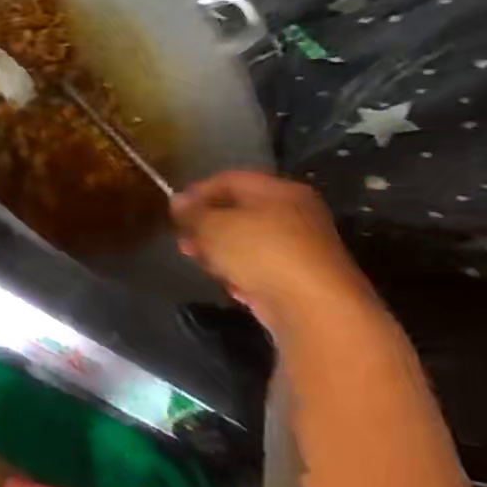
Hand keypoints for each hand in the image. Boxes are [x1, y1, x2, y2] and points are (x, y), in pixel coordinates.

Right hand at [170, 171, 372, 324]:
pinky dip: (241, 272)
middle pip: (238, 211)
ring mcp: (300, 246)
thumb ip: (192, 212)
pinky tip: (230, 284)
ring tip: (203, 265)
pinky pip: (260, 265)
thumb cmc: (260, 252)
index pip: (229, 179)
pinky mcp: (299, 276)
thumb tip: (178, 201)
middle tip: (184, 242)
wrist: (313, 307)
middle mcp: (295, 213)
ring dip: (220, 251)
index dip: (196, 192)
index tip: (173, 212)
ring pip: (246, 240)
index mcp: (279, 191)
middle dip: (206, 227)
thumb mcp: (213, 226)